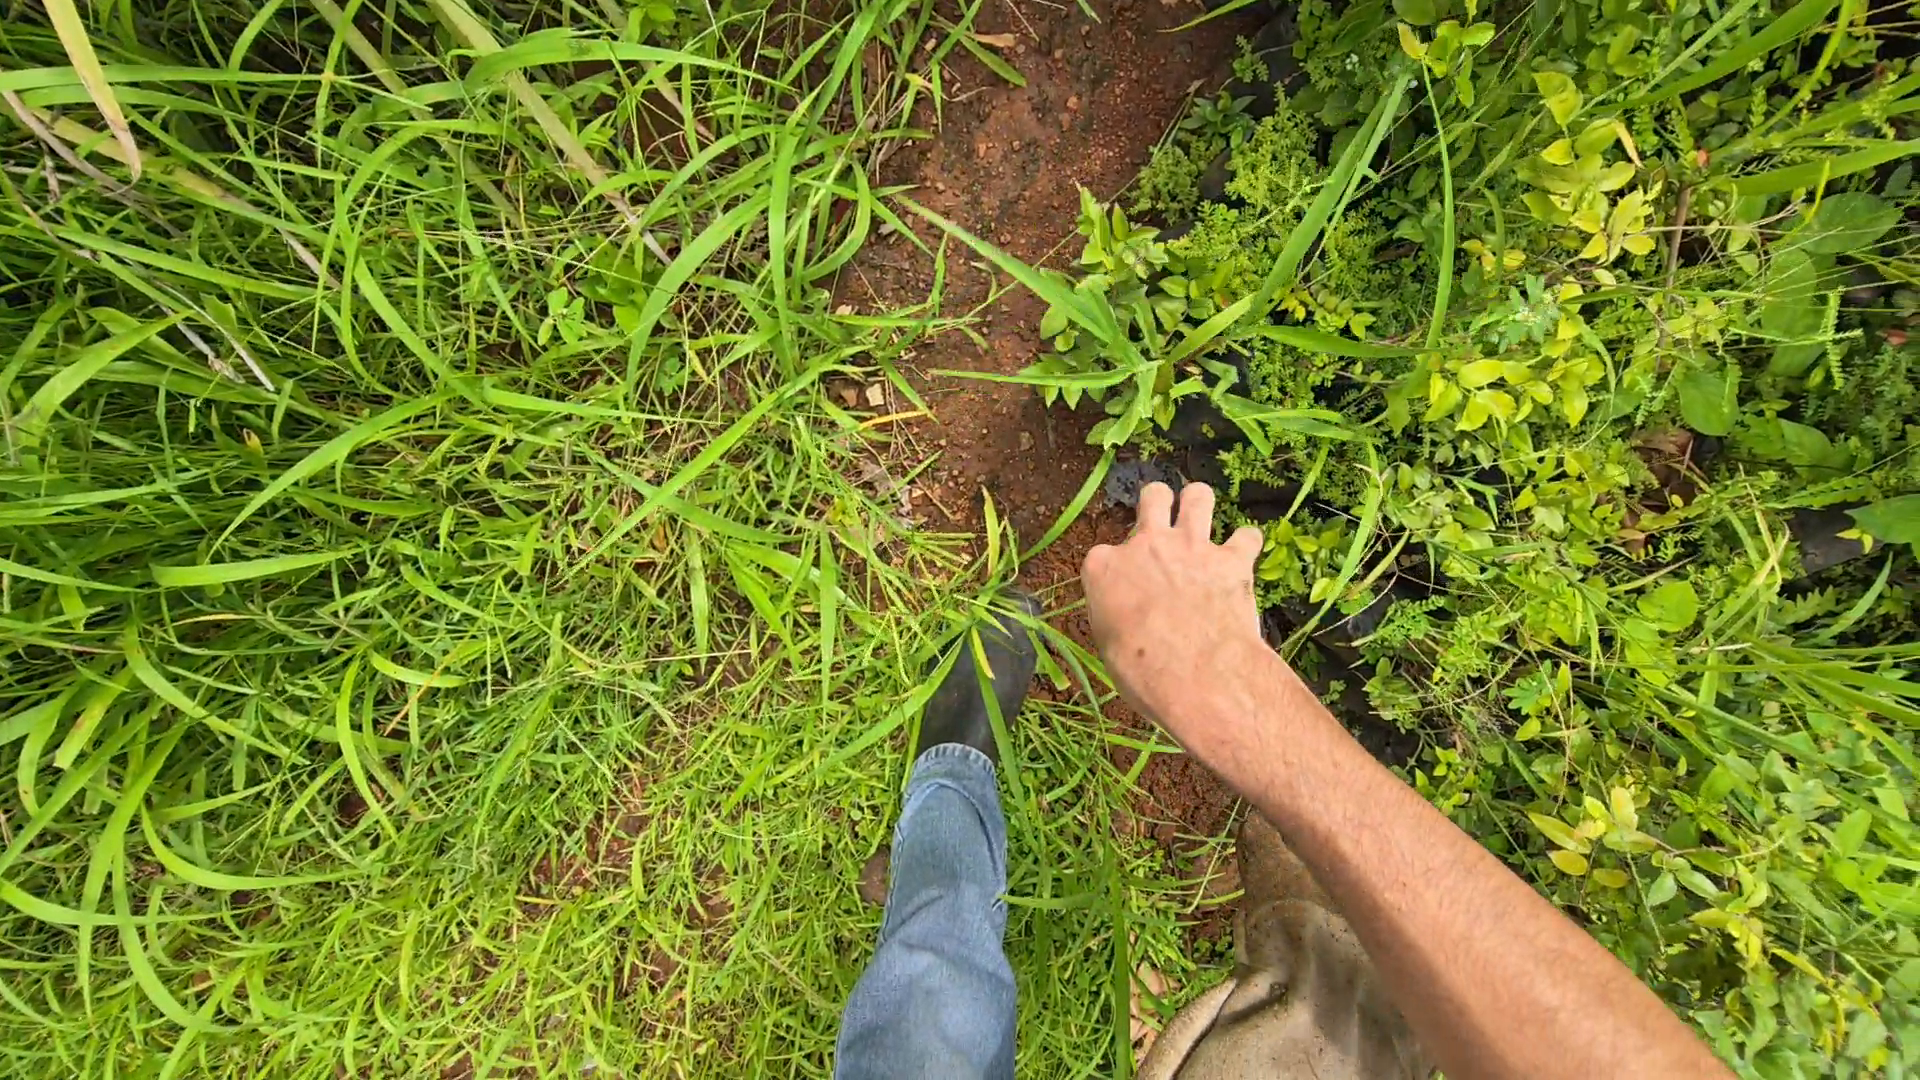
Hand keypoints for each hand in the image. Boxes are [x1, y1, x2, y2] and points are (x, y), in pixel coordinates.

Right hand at [1082, 482, 1266, 739]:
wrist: (1195, 674)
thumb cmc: (1140, 670)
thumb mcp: (1109, 645)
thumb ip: (1116, 616)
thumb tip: (1127, 620)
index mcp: (1104, 567)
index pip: (1102, 555)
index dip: (1114, 570)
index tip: (1123, 588)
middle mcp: (1145, 545)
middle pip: (1152, 498)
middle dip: (1158, 501)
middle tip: (1162, 518)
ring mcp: (1190, 546)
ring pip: (1198, 496)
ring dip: (1200, 503)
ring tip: (1201, 516)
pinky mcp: (1231, 560)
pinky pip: (1247, 537)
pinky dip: (1245, 546)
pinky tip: (1242, 556)